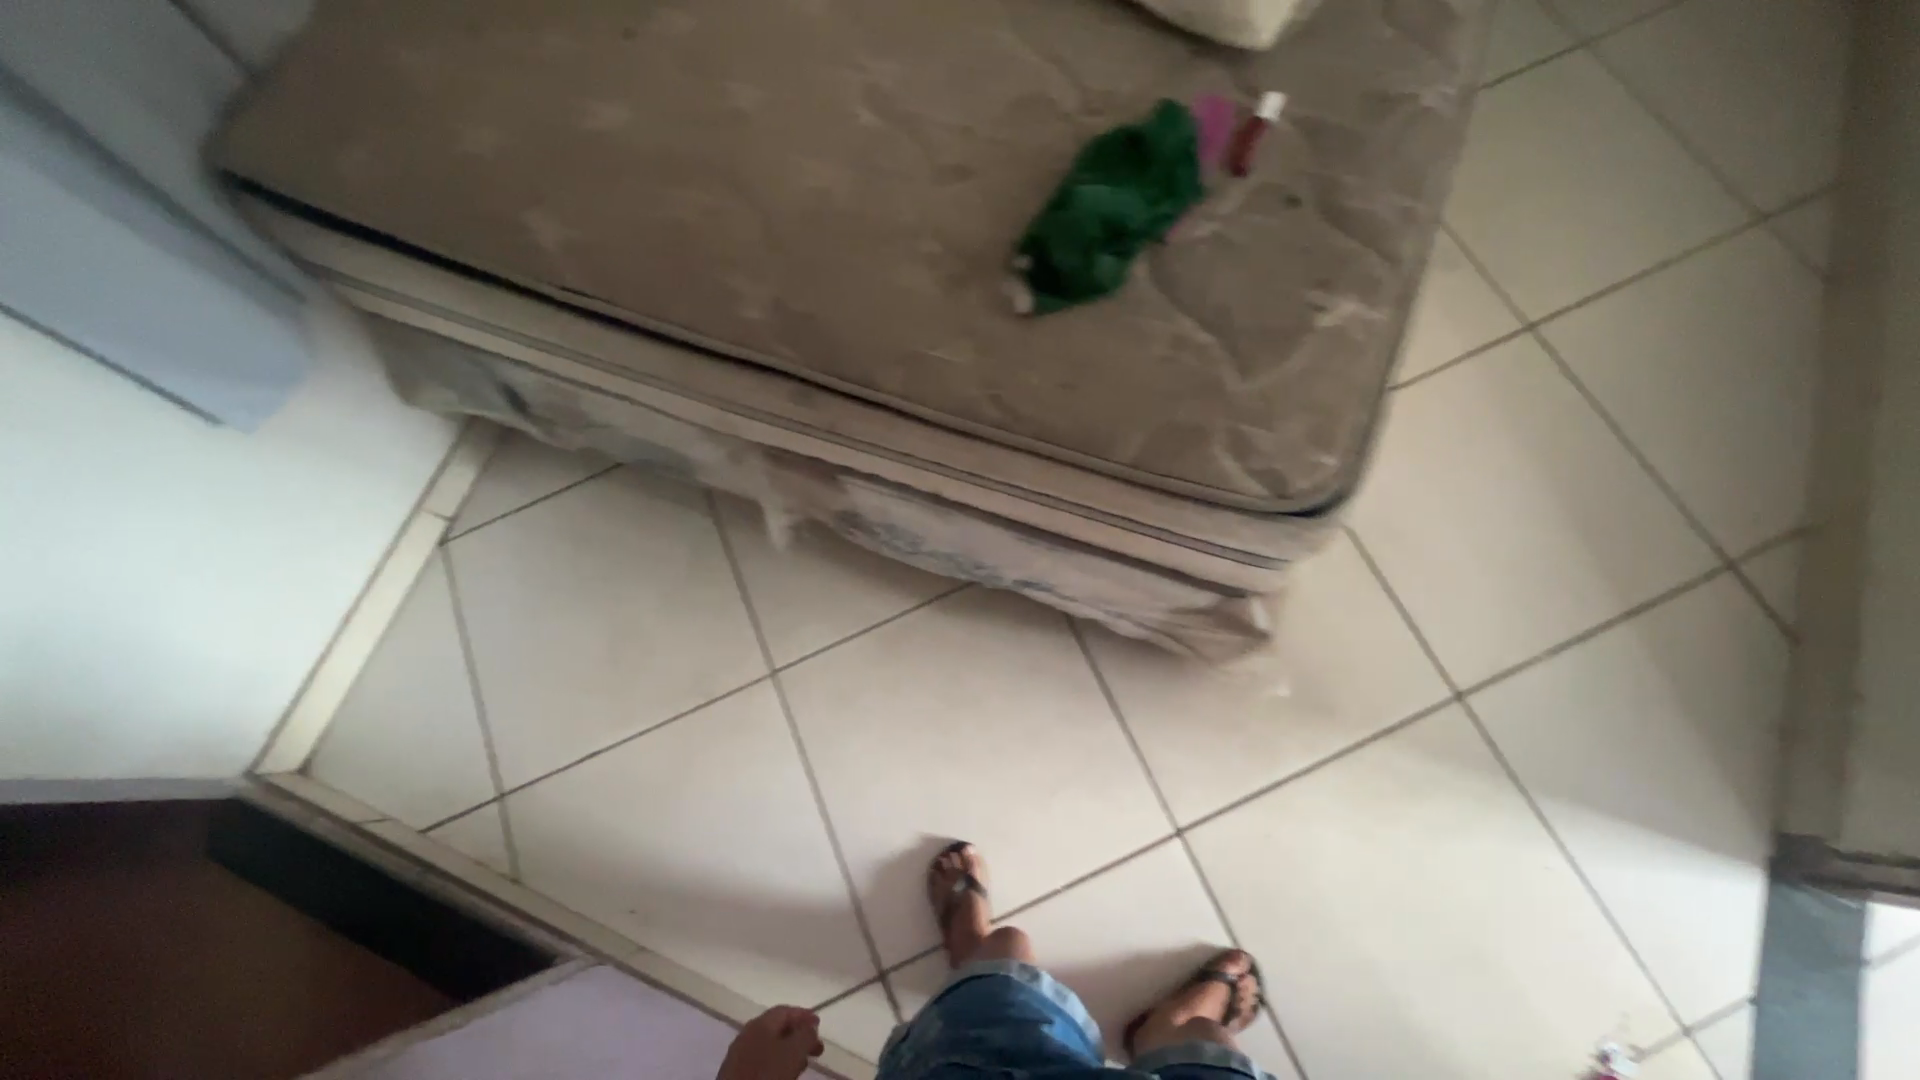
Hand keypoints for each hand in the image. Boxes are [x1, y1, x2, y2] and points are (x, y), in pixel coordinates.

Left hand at [716, 1006, 824, 1079]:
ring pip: (770, 1046)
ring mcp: (740, 1054)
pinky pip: (761, 1061)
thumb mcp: (794, 1051)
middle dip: (799, 1036)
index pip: (785, 1011)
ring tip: (803, 1064)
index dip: (804, 1015)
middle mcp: (748, 1033)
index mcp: (760, 1023)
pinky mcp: (736, 1073)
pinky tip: (784, 1074)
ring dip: (789, 1052)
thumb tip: (811, 1026)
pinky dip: (776, 1063)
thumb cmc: (767, 1073)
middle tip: (816, 1049)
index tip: (819, 1025)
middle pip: (777, 1028)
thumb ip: (806, 1034)